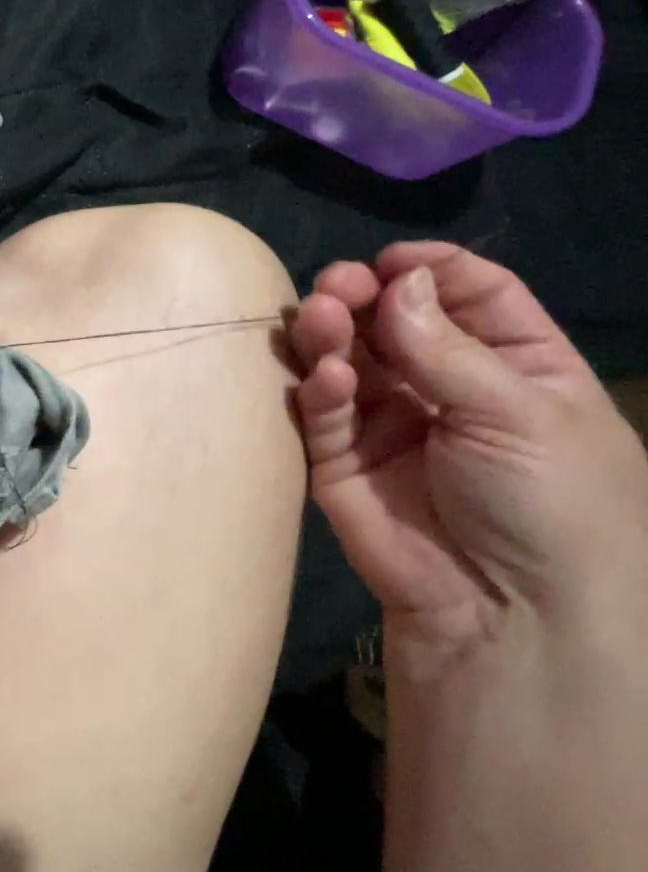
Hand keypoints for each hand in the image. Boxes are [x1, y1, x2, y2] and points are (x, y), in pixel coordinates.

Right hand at [288, 242, 647, 654]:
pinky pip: (322, 414)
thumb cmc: (551, 502)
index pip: (473, 298)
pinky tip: (328, 379)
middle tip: (337, 287)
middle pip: (396, 323)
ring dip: (332, 335)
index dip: (434, 272)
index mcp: (517, 367)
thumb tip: (398, 279)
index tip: (392, 262)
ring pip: (348, 361)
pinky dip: (320, 391)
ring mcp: (387, 423)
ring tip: (320, 318)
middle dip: (365, 298)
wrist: (507, 609)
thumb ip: (448, 349)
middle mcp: (446, 387)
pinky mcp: (336, 460)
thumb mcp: (522, 415)